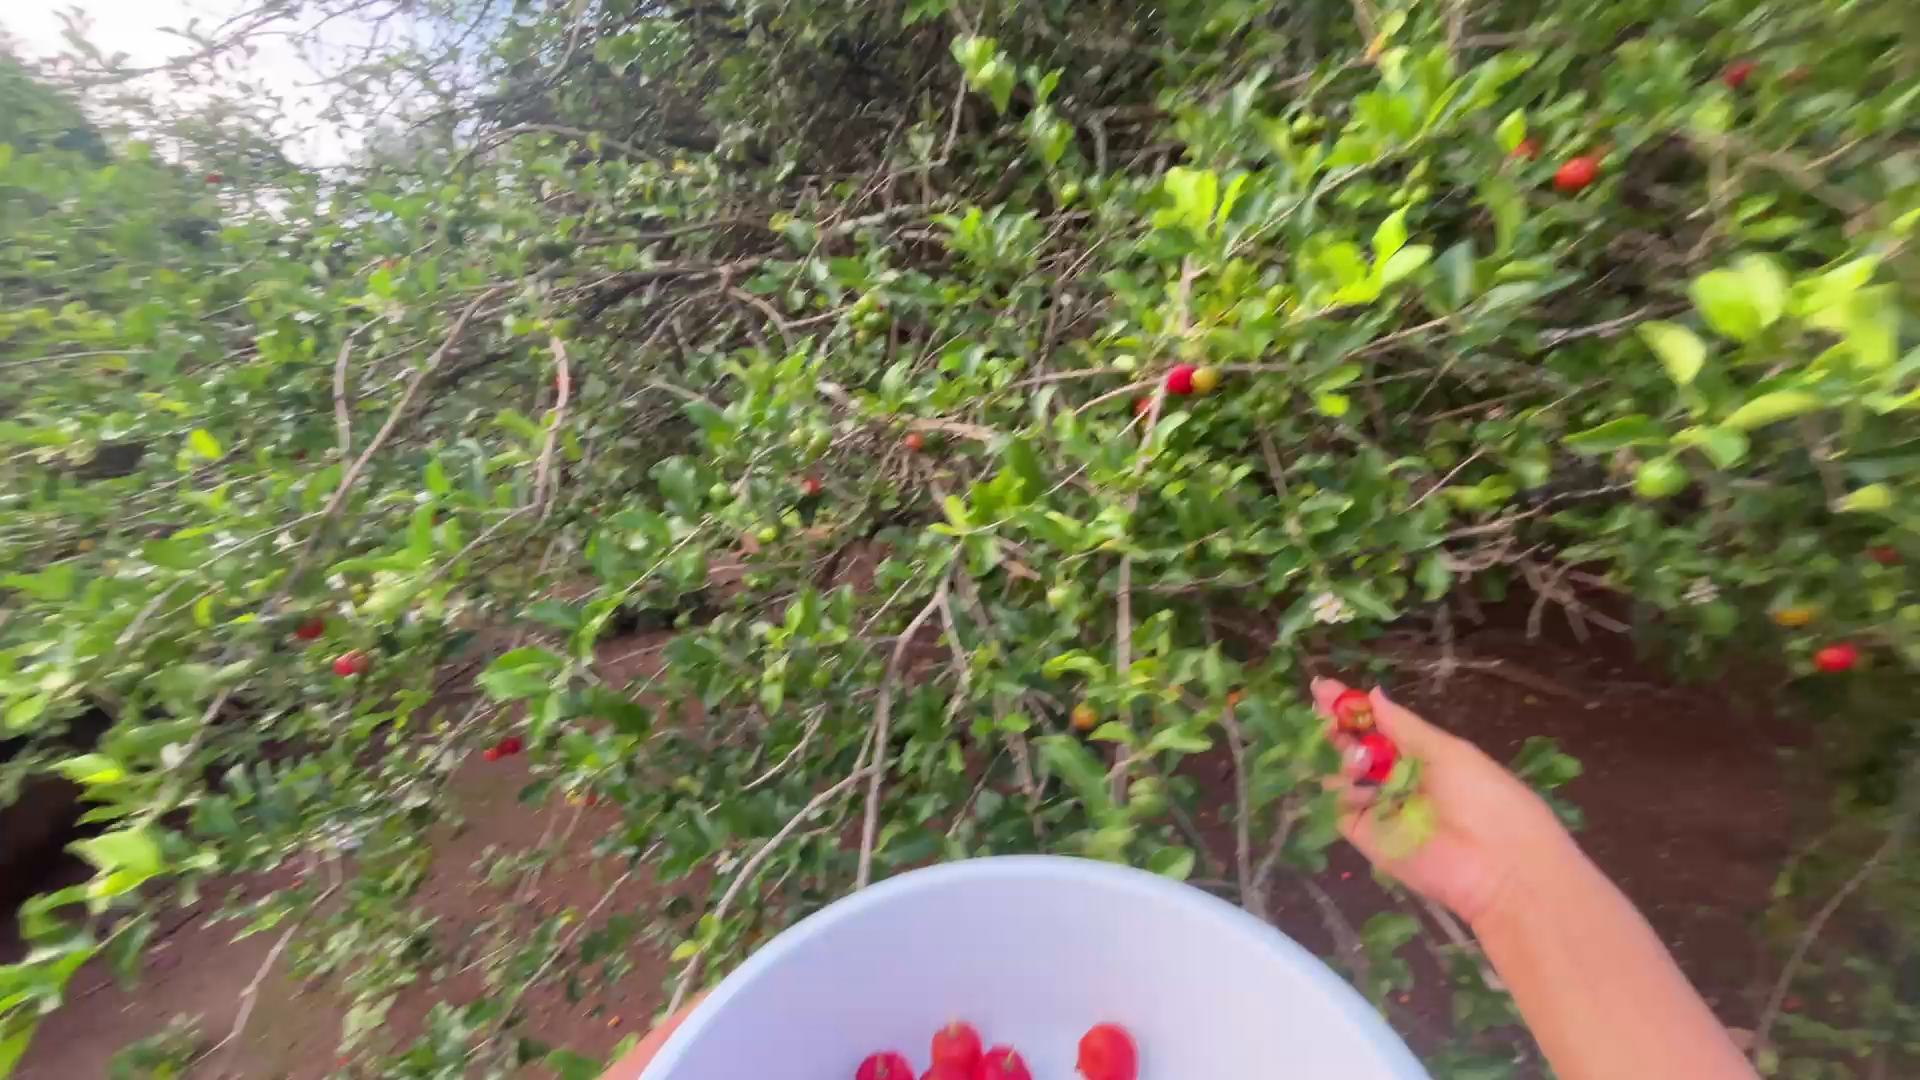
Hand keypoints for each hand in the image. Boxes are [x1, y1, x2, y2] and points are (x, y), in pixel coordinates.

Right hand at [1310, 677, 1573, 928]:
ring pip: (1339, 771)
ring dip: (1337, 752)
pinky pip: (1338, 804)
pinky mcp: (1364, 833)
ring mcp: (1377, 806)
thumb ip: (1403, 724)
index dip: (1351, 707)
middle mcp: (1395, 779)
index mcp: (1420, 757)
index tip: (1323, 688)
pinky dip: (1336, 787)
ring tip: (1347, 747)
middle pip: (1352, 746)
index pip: (1376, 726)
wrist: (1501, 870)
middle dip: (1334, 725)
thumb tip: (1372, 693)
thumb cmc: (1486, 799)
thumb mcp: (1448, 752)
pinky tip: (1348, 776)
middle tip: (1321, 710)